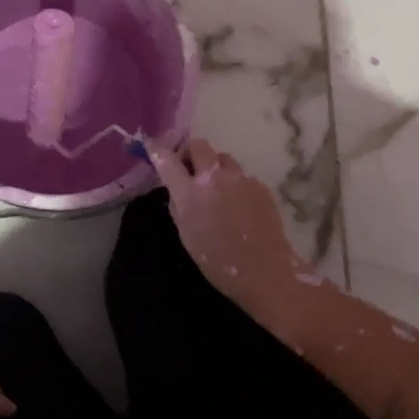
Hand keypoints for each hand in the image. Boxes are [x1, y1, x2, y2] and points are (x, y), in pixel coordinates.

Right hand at [148, 137, 314, 311]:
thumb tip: (177, 189)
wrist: (266, 273)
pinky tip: (240, 206)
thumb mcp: (186, 235)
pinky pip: (241, 175)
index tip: (152, 145)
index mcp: (190, 193)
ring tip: (220, 190)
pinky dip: (236, 184)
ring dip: (216, 168)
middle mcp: (214, 177)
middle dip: (191, 153)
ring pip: (223, 158)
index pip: (167, 159)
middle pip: (198, 145)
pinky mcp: (259, 185)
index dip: (157, 149)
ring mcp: (239, 179)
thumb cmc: (218, 261)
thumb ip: (178, 206)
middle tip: (191, 170)